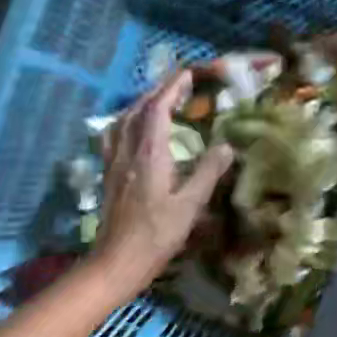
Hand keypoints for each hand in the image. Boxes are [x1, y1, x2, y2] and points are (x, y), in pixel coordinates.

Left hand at [93, 70, 234, 287]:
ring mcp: (114, 162)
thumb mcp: (190, 205)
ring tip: (162, 100)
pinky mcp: (110, 174)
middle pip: (138, 109)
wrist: (117, 262)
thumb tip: (225, 145)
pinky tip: (138, 130)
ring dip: (143, 103)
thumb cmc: (157, 236)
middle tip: (181, 83)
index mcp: (149, 155)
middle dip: (159, 90)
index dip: (173, 88)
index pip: (158, 109)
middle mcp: (128, 152)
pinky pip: (116, 135)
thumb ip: (208, 172)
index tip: (191, 74)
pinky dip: (130, 122)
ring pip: (124, 120)